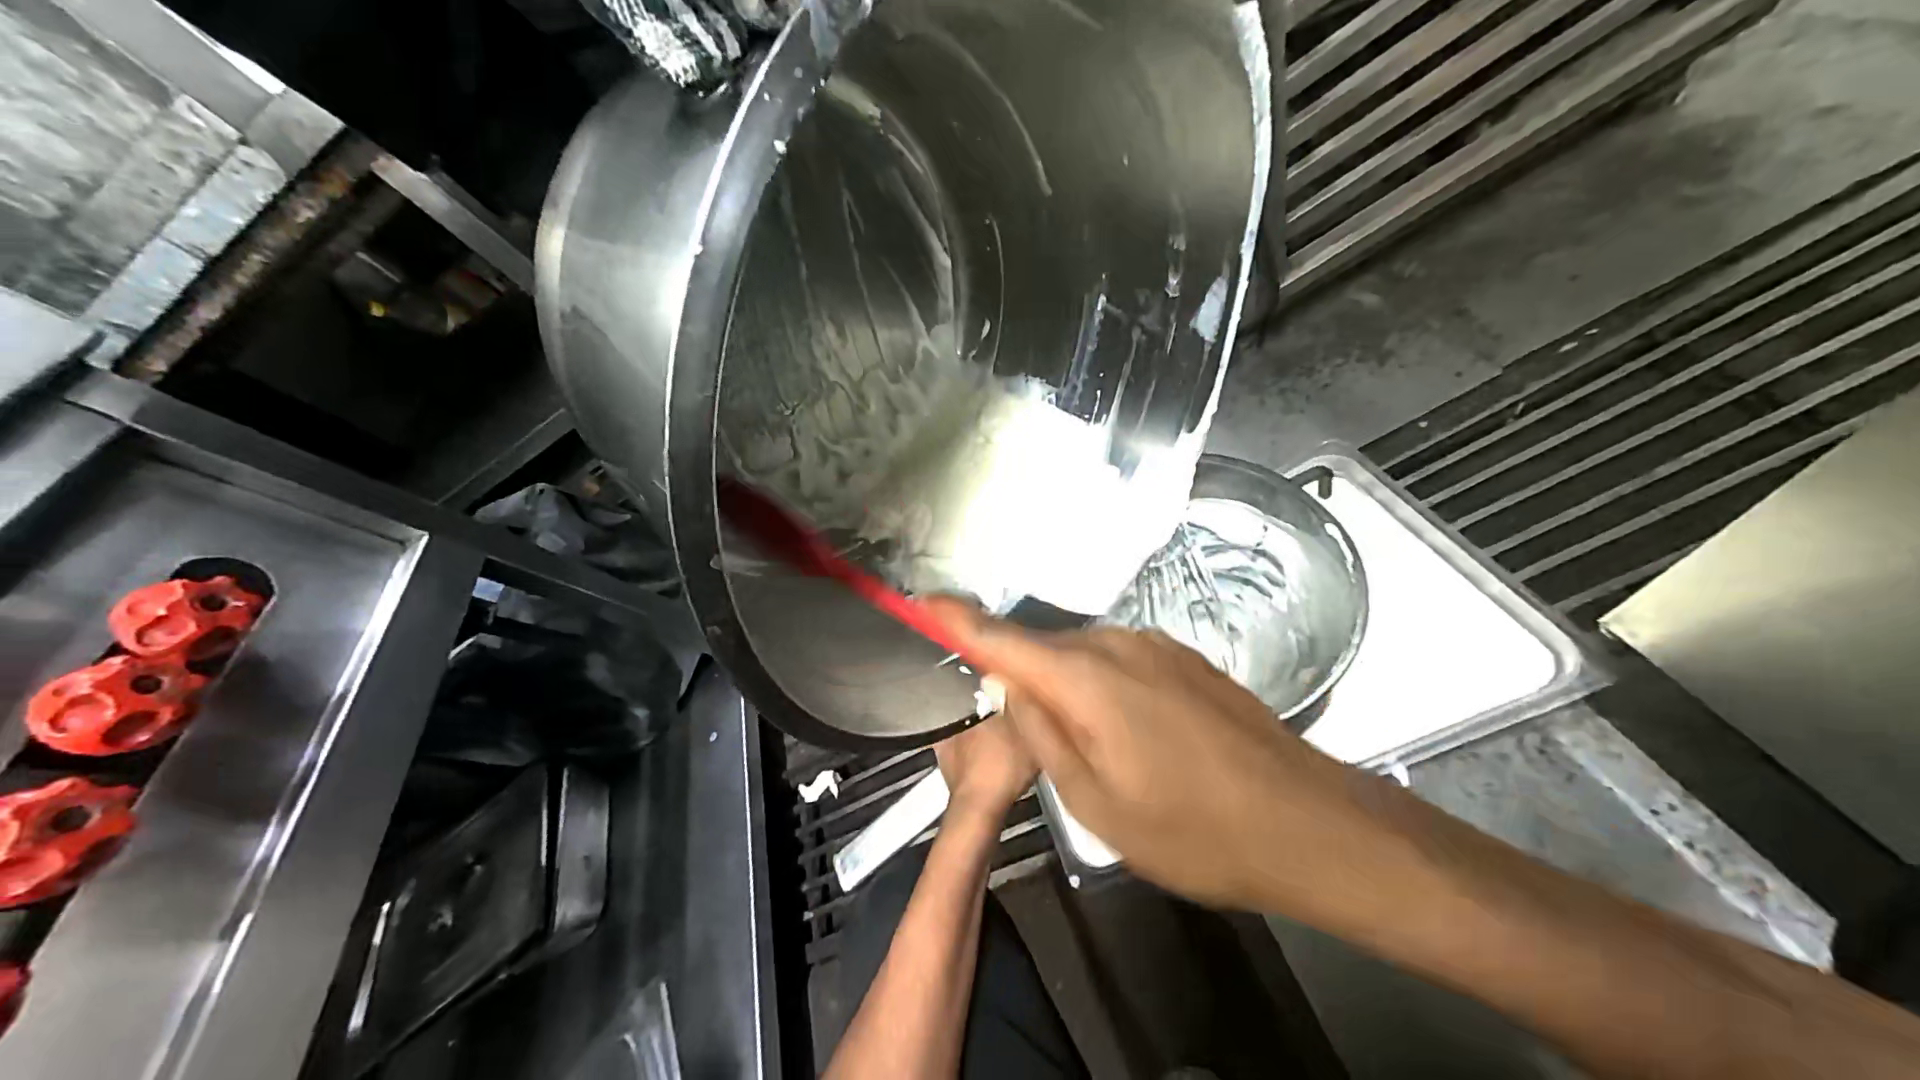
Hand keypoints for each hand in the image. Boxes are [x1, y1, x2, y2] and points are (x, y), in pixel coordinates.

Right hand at [926, 598, 1385, 911]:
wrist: (1309, 824)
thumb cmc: (1192, 829)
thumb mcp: (1095, 801)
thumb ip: (1039, 735)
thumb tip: (1006, 689)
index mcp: (1084, 677)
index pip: (1000, 636)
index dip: (956, 619)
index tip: (920, 602)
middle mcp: (1117, 644)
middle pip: (1043, 648)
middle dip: (1018, 679)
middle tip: (1018, 734)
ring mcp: (1158, 646)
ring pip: (1083, 656)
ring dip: (1066, 689)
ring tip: (1088, 751)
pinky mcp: (1187, 659)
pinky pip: (1121, 663)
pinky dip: (1103, 688)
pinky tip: (1132, 739)